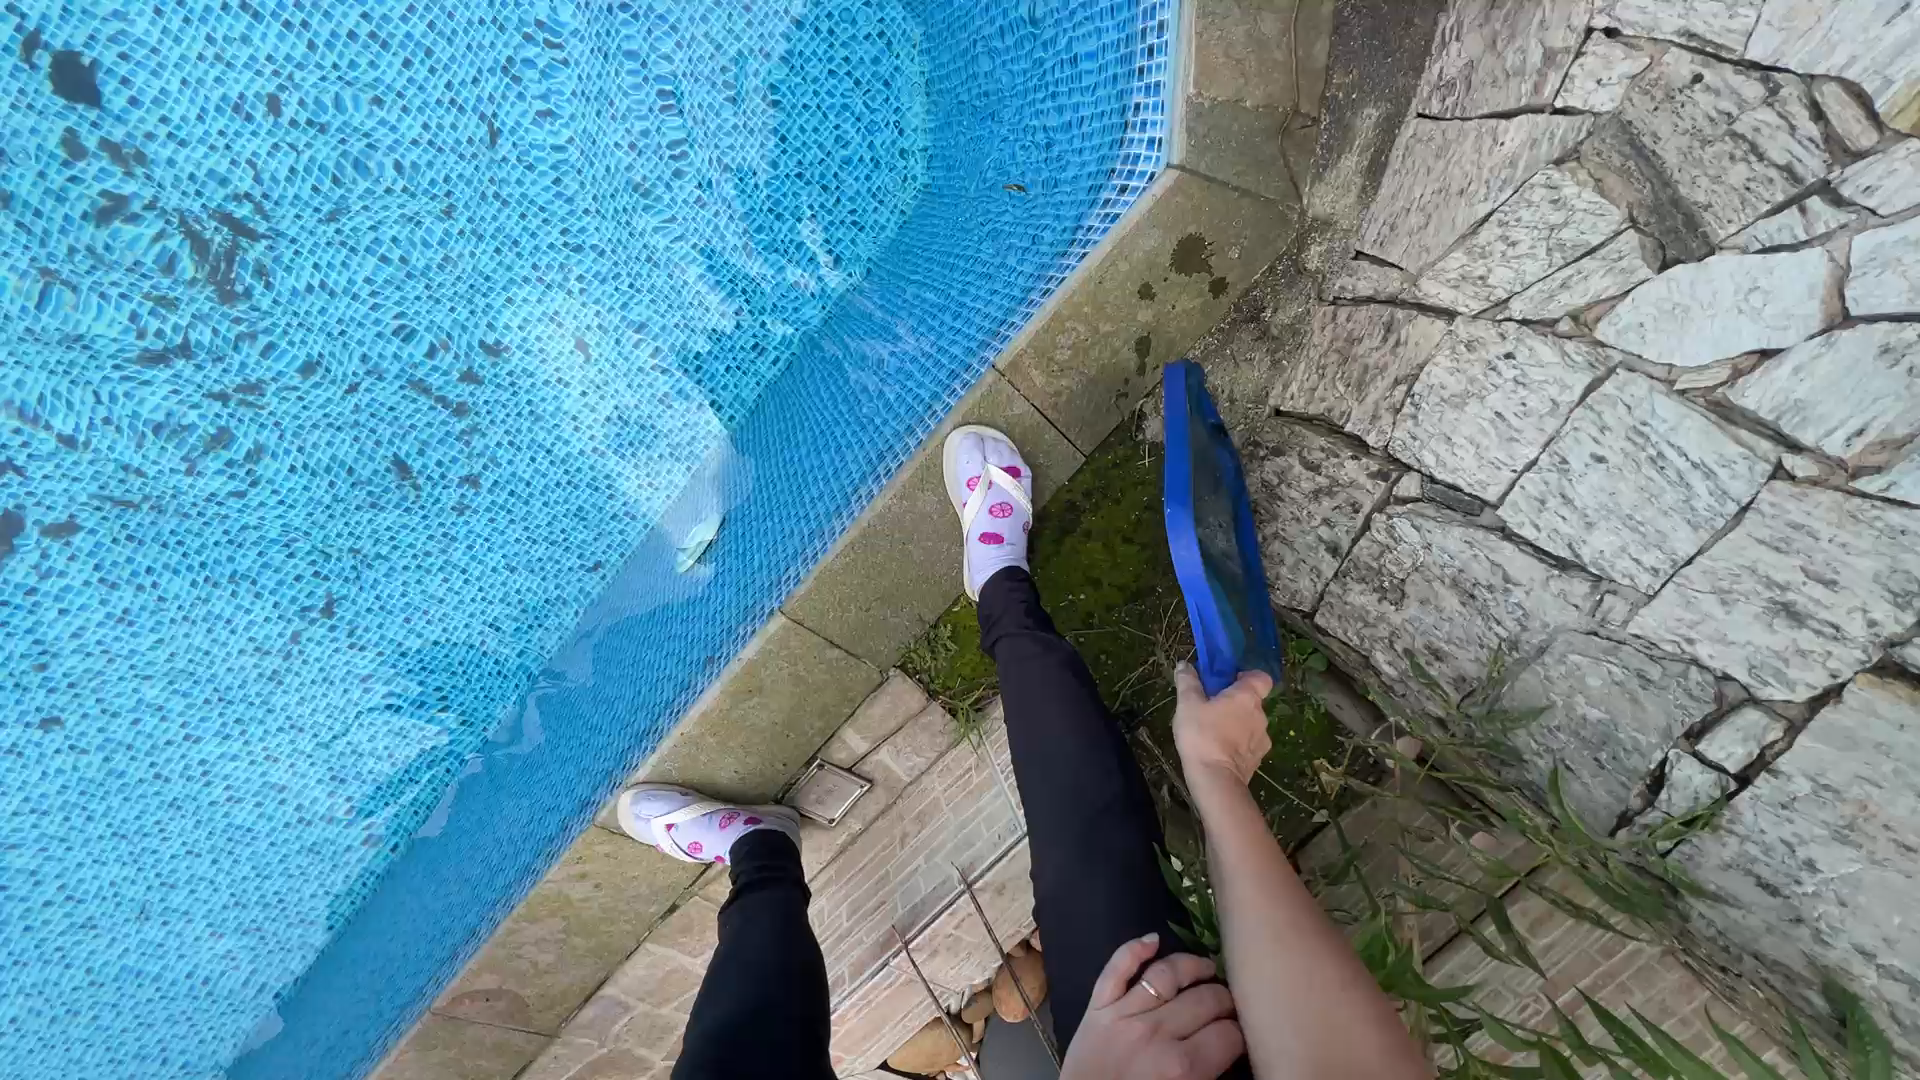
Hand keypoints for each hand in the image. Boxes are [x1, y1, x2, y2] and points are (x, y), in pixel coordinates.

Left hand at [1059, 933, 1244, 1079]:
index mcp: (1183, 1068)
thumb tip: (1228, 1048)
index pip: (1227, 1035)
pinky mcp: (1098, 1005)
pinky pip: (1116, 969)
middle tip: (1230, 1001)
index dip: (1240, 1030)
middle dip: (1225, 998)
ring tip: (1208, 967)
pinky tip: (1153, 939)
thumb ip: (1207, 1074)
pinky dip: (1134, 949)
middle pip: (1203, 1000)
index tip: (1242, 1030)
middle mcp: (1156, 1033)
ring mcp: (1124, 1013)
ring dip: (1192, 966)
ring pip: (1166, 975)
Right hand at [1172, 663, 1273, 788]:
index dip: (1248, 676)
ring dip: (1237, 723)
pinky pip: (1249, 743)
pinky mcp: (1258, 759)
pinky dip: (1238, 743)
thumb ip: (1188, 682)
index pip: (1262, 677)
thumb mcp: (1187, 704)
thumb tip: (1184, 664)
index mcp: (1246, 697)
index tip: (1229, 681)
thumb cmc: (1201, 734)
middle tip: (1211, 707)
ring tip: (1213, 731)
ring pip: (1251, 723)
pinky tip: (1219, 749)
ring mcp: (1262, 739)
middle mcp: (1261, 715)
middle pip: (1253, 701)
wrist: (1215, 778)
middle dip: (1235, 702)